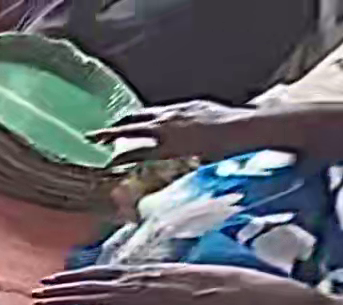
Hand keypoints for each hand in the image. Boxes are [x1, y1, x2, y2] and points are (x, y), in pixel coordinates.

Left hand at [33, 263, 334, 304]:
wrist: (230, 290)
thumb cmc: (207, 282)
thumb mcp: (171, 274)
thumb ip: (147, 279)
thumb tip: (130, 285)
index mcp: (142, 271)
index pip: (98, 272)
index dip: (73, 276)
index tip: (50, 278)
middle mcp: (134, 281)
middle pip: (87, 284)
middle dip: (59, 288)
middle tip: (34, 291)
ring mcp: (135, 296)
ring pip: (89, 297)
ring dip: (62, 300)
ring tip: (38, 302)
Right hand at [87, 101, 262, 166]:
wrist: (253, 127)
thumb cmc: (212, 147)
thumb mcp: (169, 154)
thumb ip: (141, 155)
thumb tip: (114, 161)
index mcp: (160, 128)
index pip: (123, 132)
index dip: (105, 136)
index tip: (89, 138)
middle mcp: (170, 115)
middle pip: (136, 117)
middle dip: (119, 124)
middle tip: (106, 132)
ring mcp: (186, 108)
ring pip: (154, 112)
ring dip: (140, 119)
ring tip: (132, 127)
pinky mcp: (201, 105)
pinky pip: (173, 109)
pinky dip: (161, 116)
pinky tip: (163, 123)